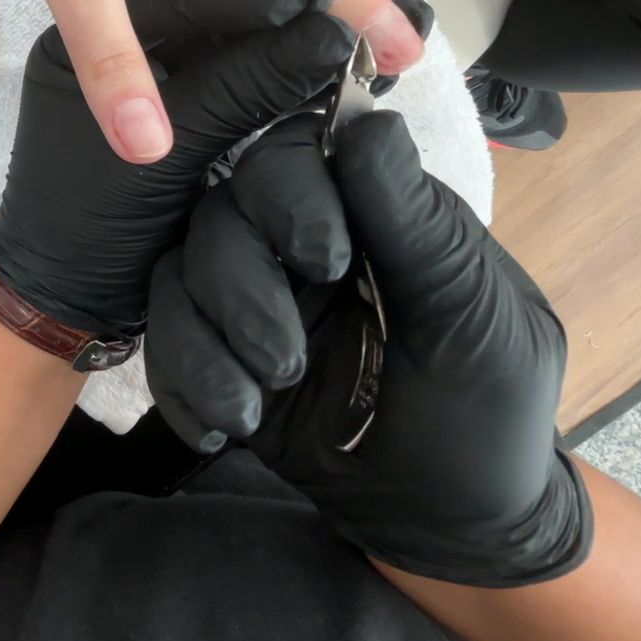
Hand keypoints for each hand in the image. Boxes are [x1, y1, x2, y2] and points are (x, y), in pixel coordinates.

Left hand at [0, 0, 351, 340]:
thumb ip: (240, 89)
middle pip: (221, 2)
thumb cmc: (89, 222)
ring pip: (242, 32)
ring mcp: (161, 77)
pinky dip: (301, 59)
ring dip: (310, 14)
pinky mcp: (193, 110)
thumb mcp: (163, 152)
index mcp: (81, 39)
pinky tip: (354, 39)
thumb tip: (330, 34)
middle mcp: (123, 48)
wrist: (72, 294)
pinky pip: (249, 72)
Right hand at [147, 110, 592, 586]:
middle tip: (286, 363)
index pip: (287, 156)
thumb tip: (370, 121)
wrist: (434, 520)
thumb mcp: (475, 321)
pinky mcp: (206, 345)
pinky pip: (159, 338)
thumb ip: (418, 226)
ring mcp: (238, 294)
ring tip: (254, 409)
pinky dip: (183, 383)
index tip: (326, 263)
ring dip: (207, 346)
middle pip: (216, 217)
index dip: (285, 194)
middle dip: (239, 290)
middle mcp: (283, 242)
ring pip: (177, 275)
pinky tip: (225, 425)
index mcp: (356, 216)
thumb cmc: (482, 412)